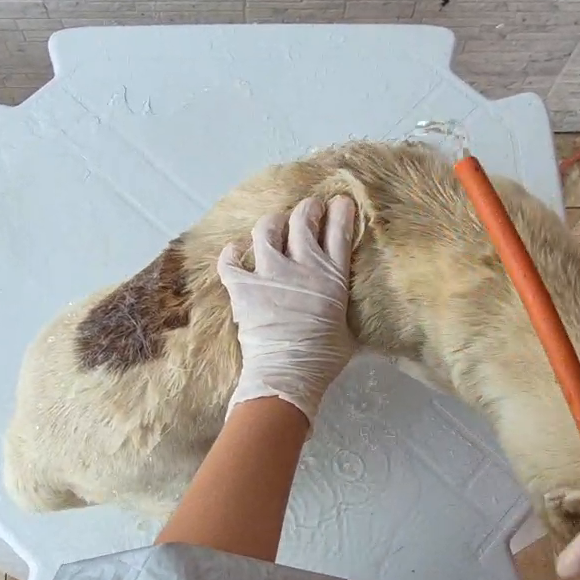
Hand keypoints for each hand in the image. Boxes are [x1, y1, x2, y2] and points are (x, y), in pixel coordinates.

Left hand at [218, 196, 357, 420]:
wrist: (287, 376)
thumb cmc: (324, 359)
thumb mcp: (348, 328)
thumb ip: (343, 305)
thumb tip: (340, 300)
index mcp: (332, 277)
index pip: (340, 231)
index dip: (340, 211)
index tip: (339, 202)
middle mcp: (302, 266)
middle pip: (303, 219)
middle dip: (308, 208)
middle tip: (308, 210)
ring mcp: (269, 273)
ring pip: (267, 229)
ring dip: (272, 224)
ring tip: (274, 227)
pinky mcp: (242, 286)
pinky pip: (231, 259)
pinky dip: (232, 253)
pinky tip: (236, 251)